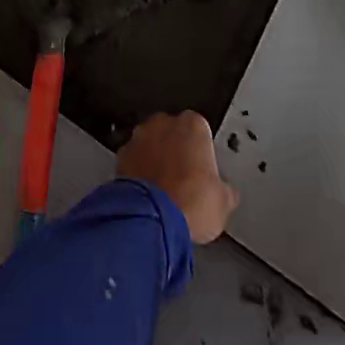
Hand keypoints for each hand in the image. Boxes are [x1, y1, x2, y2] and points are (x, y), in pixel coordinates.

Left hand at [116, 111, 239, 243]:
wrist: (154, 221)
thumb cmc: (191, 203)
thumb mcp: (223, 201)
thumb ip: (223, 188)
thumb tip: (223, 194)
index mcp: (193, 125)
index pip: (201, 131)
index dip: (202, 154)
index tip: (204, 172)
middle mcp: (164, 124)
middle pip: (172, 134)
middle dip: (176, 152)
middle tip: (183, 181)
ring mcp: (139, 138)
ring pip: (150, 145)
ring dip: (155, 161)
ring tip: (164, 191)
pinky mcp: (121, 157)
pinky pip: (133, 162)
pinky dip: (138, 174)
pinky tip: (147, 196)